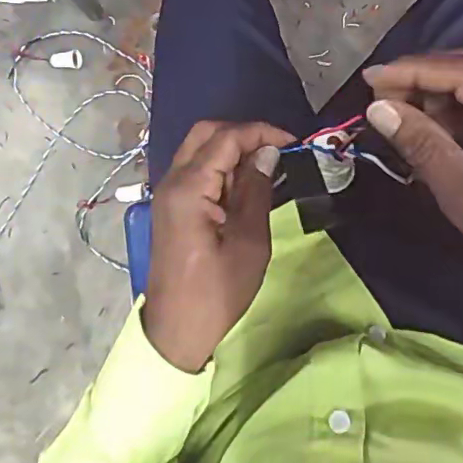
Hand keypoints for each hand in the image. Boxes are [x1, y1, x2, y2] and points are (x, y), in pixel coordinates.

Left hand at [142, 121, 294, 371]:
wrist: (176, 330)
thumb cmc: (217, 292)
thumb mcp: (249, 242)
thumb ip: (256, 191)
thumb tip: (267, 154)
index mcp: (189, 188)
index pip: (226, 138)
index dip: (260, 132)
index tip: (294, 143)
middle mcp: (172, 181)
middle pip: (206, 133)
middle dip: (244, 134)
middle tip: (278, 151)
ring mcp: (168, 192)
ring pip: (199, 149)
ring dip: (232, 148)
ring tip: (267, 166)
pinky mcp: (172, 205)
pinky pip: (196, 170)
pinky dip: (221, 166)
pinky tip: (246, 183)